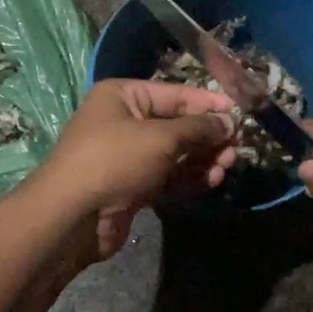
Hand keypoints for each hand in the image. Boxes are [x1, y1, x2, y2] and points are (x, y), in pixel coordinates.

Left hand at [29, 80, 236, 259]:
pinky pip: (168, 176)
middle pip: (177, 125)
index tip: (240, 113)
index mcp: (122, 96)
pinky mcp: (132, 186)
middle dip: (208, 137)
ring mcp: (127, 156)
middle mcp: (124, 121)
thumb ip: (198, 128)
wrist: (73, 217)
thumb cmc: (114, 161)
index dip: (208, 103)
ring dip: (202, 160)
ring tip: (225, 169)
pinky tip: (210, 182)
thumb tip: (228, 122)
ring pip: (175, 153)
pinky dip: (189, 178)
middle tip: (235, 150)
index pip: (174, 94)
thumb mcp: (160, 138)